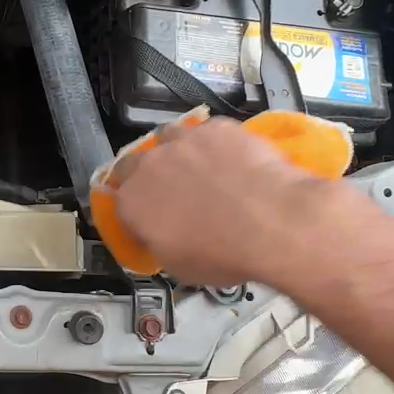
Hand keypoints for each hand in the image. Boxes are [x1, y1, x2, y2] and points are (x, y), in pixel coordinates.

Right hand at [111, 117, 378, 289]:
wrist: (274, 222)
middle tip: (172, 191)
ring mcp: (184, 141)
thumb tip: (163, 234)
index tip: (151, 216)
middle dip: (149, 174)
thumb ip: (159, 240)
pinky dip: (216, 144)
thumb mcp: (179, 266)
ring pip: (169, 137)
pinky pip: (208, 132)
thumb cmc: (224, 253)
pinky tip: (234, 160)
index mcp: (133, 201)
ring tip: (201, 168)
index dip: (136, 207)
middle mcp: (150, 165)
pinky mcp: (217, 127)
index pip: (119, 199)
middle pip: (135, 162)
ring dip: (177, 151)